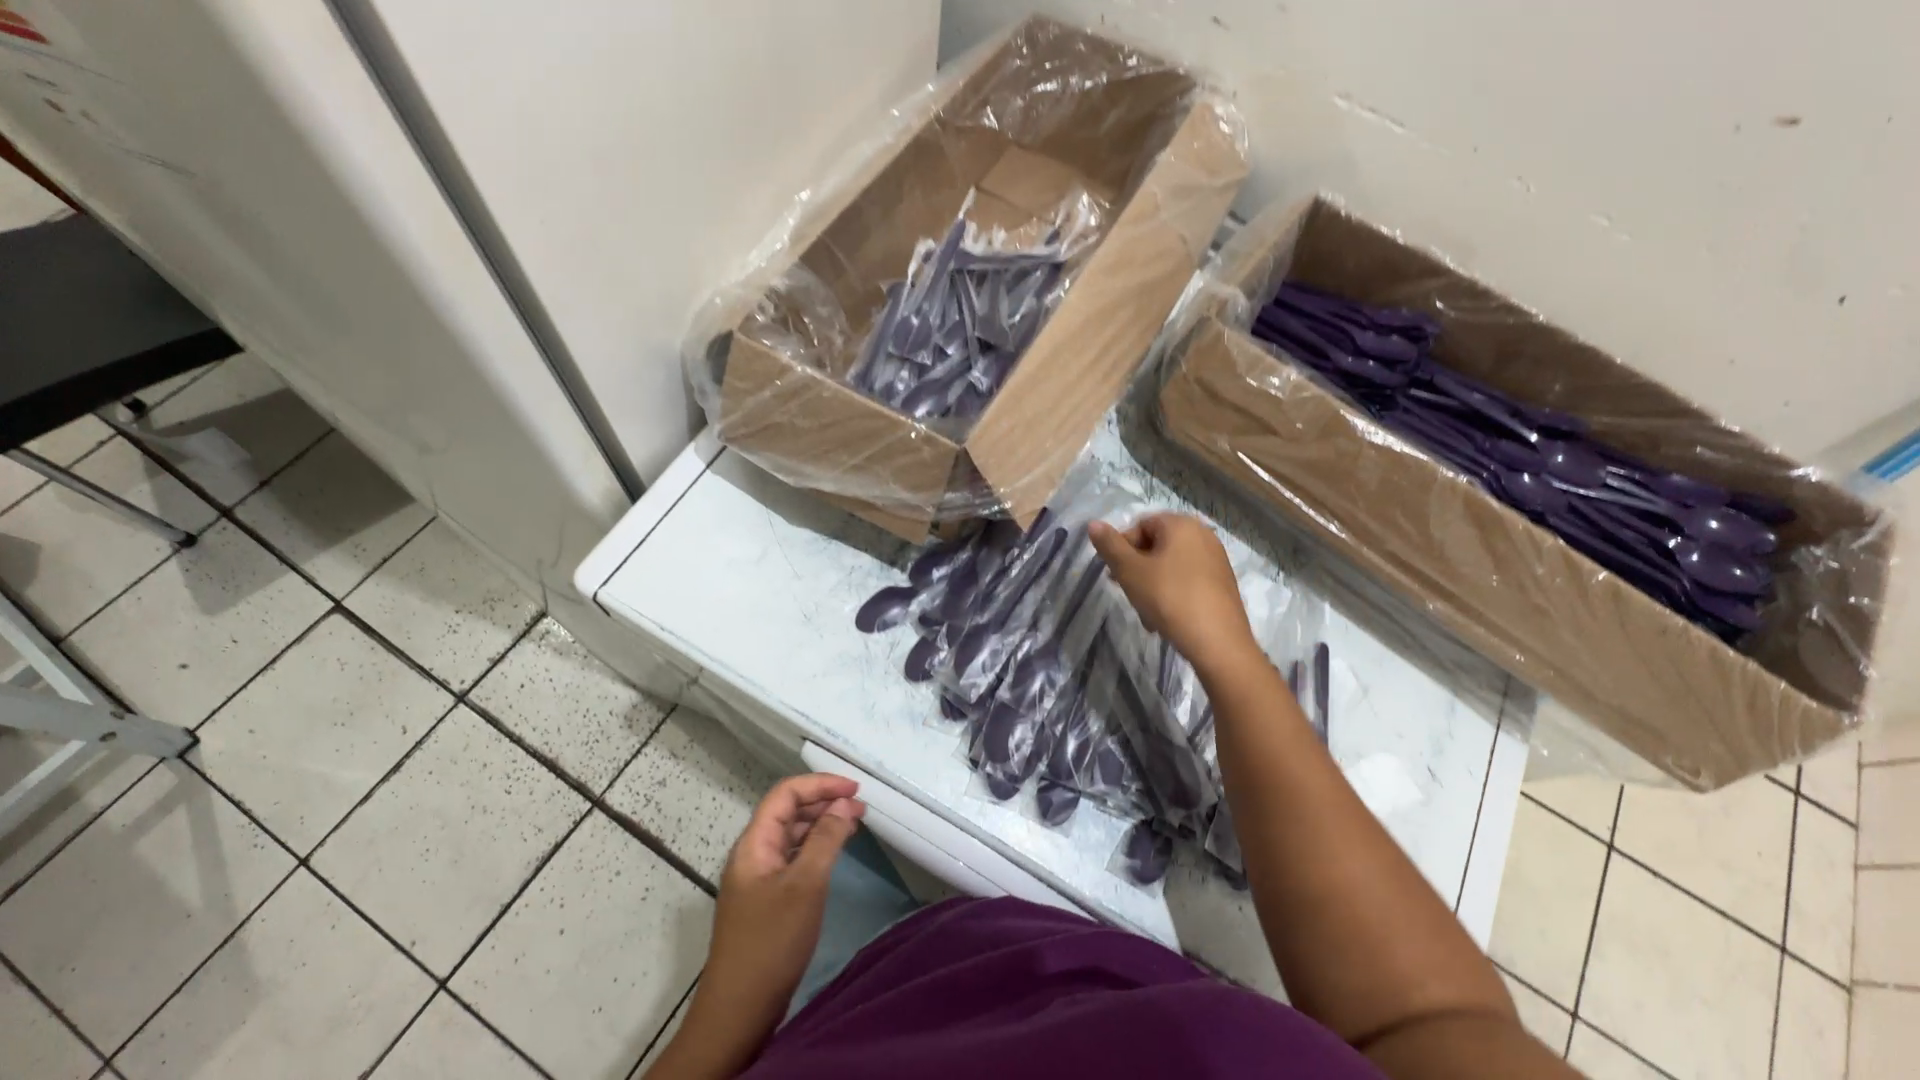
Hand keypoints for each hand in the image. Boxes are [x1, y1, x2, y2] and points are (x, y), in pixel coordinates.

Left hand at [677, 774, 863, 1070]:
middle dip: (823, 801)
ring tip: (855, 824)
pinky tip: (835, 855)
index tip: (855, 788)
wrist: (740, 1007)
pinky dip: (816, 849)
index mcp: (754, 844)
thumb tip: (843, 803)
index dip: (820, 784)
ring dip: (821, 824)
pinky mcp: (767, 901)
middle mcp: (753, 854)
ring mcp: (758, 879)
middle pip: (787, 812)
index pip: (785, 794)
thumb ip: (826, 839)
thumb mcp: (806, 885)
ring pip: (791, 836)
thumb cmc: (772, 940)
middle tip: (861, 807)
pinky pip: (793, 859)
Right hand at [1089, 513, 1258, 673]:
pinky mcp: (1223, 582)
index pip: (1141, 525)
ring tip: (1146, 612)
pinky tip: (1166, 617)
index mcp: (1181, 525)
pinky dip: (1173, 593)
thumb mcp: (1130, 572)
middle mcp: (1203, 534)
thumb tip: (1093, 524)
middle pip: (1157, 545)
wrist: (1217, 640)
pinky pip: (1189, 580)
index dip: (1122, 547)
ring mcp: (1216, 559)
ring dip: (1153, 584)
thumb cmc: (1169, 598)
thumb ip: (1110, 546)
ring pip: (1172, 565)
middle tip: (1127, 592)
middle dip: (1137, 568)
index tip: (1115, 574)